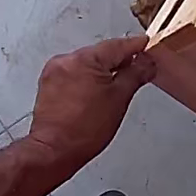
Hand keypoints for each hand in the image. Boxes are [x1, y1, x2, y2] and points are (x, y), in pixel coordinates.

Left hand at [23, 35, 155, 174]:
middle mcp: (67, 60)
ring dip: (101, 72)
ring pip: (86, 63)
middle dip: (119, 62)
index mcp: (85, 59)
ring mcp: (55, 71)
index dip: (136, 46)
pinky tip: (93, 96)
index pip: (118, 45)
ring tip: (111, 93)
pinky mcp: (48, 83)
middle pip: (101, 53)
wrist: (55, 150)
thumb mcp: (119, 99)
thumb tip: (146, 63)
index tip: (146, 45)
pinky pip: (73, 73)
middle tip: (136, 72)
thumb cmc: (82, 130)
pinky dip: (86, 80)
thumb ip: (136, 74)